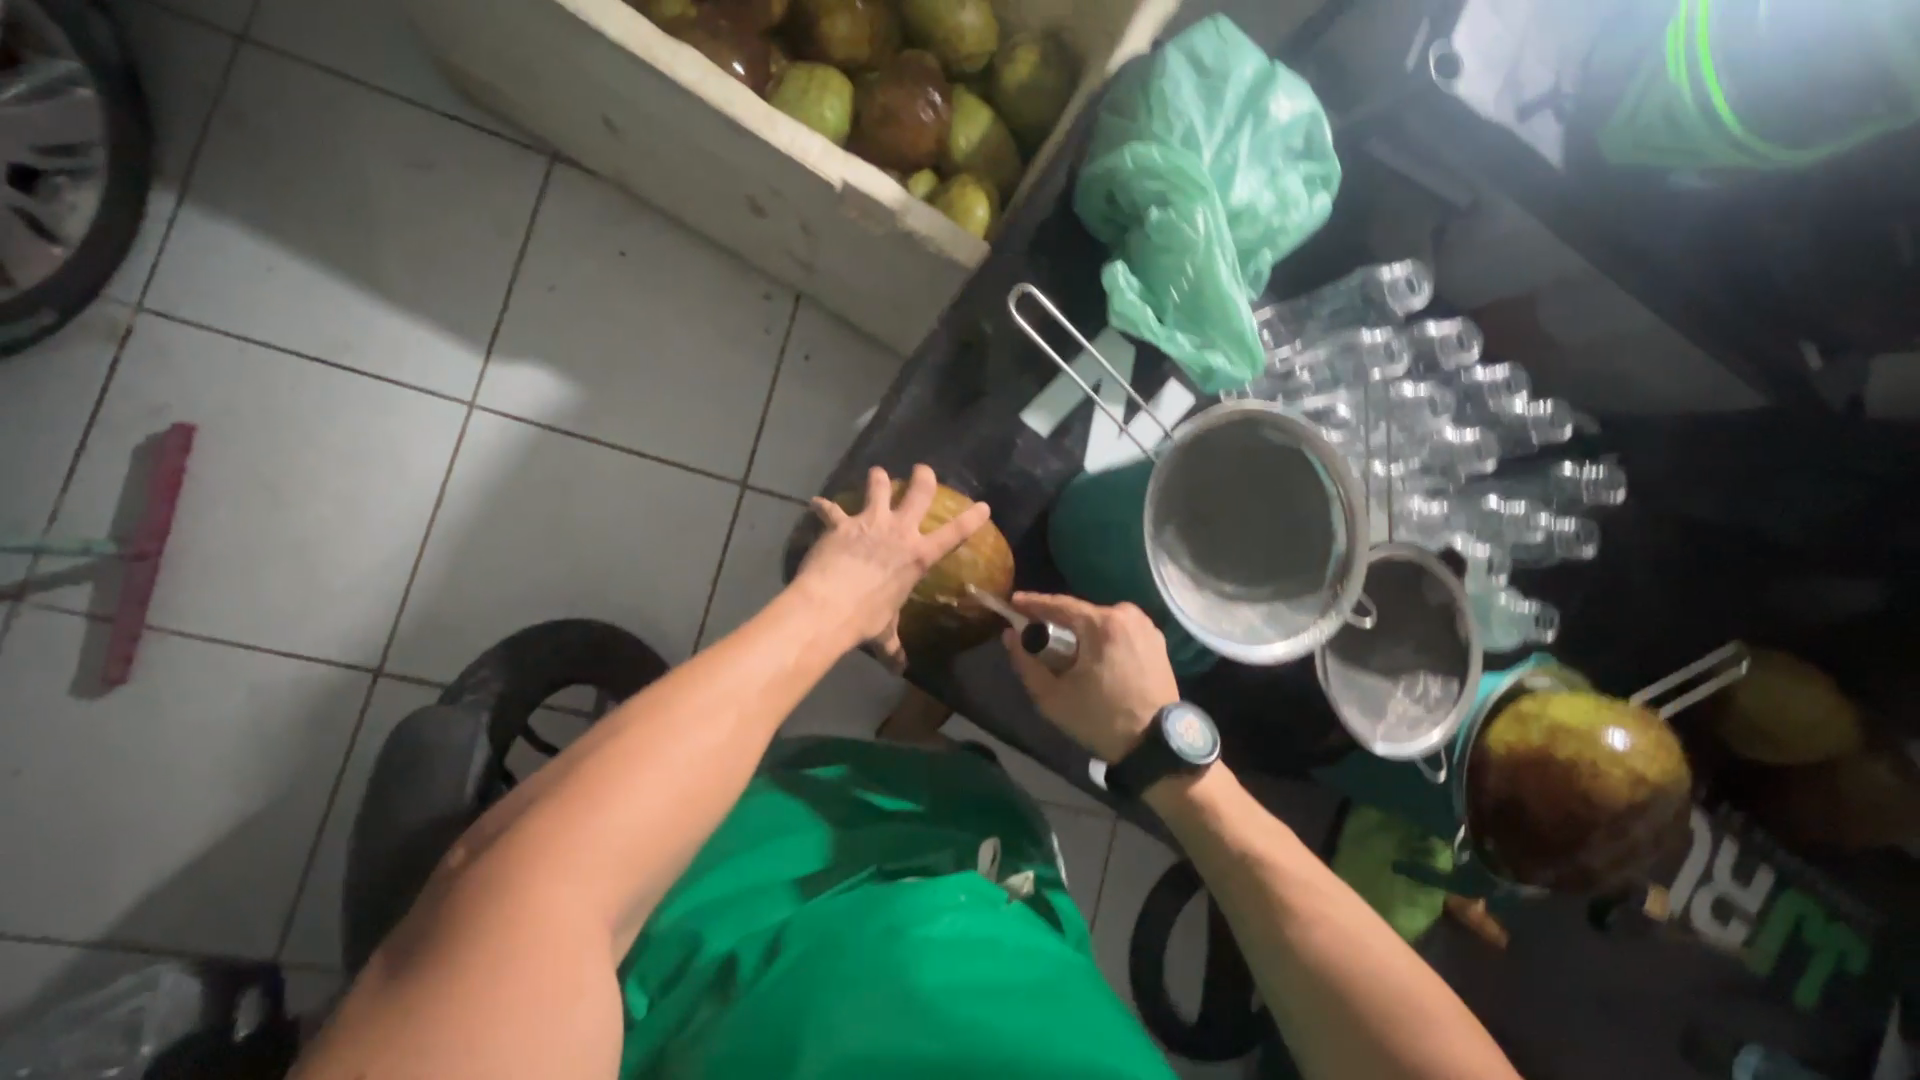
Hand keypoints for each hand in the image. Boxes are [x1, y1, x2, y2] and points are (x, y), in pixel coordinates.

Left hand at [794, 464, 989, 672]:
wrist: (829, 605)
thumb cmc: (865, 619)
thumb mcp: (884, 633)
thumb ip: (893, 647)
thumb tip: (900, 668)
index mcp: (918, 557)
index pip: (955, 533)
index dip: (972, 518)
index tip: (983, 505)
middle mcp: (899, 532)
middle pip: (919, 492)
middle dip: (924, 478)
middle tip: (923, 470)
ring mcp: (869, 523)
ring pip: (878, 487)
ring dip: (878, 479)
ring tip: (878, 473)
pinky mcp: (840, 523)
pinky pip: (831, 509)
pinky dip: (823, 507)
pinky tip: (816, 504)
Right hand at [1002, 593, 1180, 762]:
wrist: (1155, 744)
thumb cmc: (1101, 719)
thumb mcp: (1052, 697)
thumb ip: (1026, 662)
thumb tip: (1010, 636)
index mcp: (1102, 624)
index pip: (1059, 605)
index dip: (1032, 604)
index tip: (1012, 603)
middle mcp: (1127, 615)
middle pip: (1081, 613)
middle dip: (1057, 623)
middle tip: (1037, 636)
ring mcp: (1146, 626)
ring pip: (1101, 622)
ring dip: (1082, 632)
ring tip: (1065, 652)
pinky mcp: (1157, 641)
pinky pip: (1119, 632)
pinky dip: (1102, 640)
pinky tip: (1093, 658)